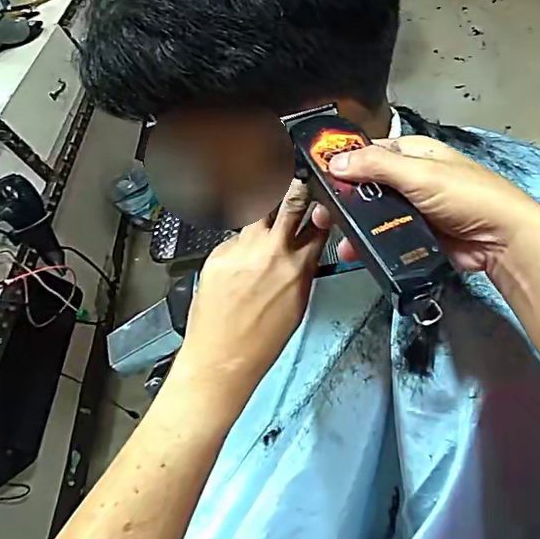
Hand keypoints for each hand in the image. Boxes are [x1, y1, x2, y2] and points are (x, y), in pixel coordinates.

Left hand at [172, 179, 325, 396]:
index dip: (321, 208)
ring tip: (267, 212)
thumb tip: (306, 248)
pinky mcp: (218, 254)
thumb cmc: (261, 340)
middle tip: (297, 180)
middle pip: (291, 200)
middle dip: (297, 187)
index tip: (321, 201)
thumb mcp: (299, 302)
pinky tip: (239, 261)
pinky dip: (240, 243)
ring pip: (259, 211)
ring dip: (266, 208)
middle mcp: (272, 252)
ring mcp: (243, 250)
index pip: (319, 223)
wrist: (221, 358)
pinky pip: (234, 237)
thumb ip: (304, 267)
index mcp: (300, 265)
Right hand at [313, 137, 539, 274]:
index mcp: (415, 154)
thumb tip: (338, 161)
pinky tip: (357, 252)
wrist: (503, 238)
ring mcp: (417, 208)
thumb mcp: (420, 175)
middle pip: (369, 186)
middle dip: (346, 199)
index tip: (318, 178)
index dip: (344, 163)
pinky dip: (373, 243)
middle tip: (323, 214)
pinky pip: (389, 237)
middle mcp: (413, 178)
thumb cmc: (469, 196)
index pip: (371, 153)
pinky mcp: (420, 235)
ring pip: (376, 214)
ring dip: (356, 225)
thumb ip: (377, 167)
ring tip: (336, 236)